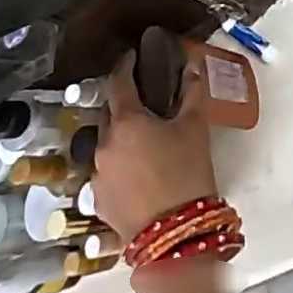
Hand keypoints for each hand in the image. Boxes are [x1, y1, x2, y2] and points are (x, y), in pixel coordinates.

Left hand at [93, 48, 219, 241]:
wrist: (176, 236)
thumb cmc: (186, 173)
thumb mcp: (195, 126)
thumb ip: (192, 91)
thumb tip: (191, 68)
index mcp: (125, 121)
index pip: (118, 81)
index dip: (125, 65)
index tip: (132, 56)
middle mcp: (104, 144)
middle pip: (109, 112)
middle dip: (124, 103)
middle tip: (145, 100)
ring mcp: (97, 175)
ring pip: (106, 144)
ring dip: (121, 136)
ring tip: (144, 139)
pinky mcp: (98, 201)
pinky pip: (105, 171)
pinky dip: (118, 163)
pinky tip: (138, 169)